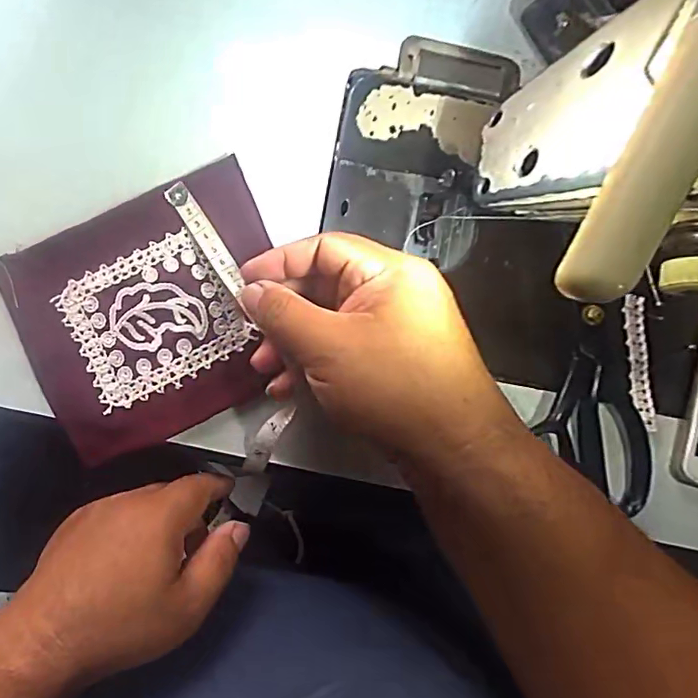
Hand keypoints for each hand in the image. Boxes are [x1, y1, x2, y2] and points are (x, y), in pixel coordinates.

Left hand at [0, 474, 246, 687]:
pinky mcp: (73, 523)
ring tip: (157, 563)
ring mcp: (95, 508)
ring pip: (139, 503)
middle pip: (168, 492)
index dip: (219, 487)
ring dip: (157, 520)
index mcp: (159, 513)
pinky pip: (114, 513)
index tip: (230, 496)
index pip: (198, 484)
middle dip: (188, 511)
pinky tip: (121, 564)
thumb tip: (237, 527)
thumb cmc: (125, 623)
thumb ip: (219, 560)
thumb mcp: (188, 604)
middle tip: (196, 549)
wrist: (49, 634)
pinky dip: (129, 526)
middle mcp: (126, 500)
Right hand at [238, 233, 525, 463]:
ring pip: (324, 320)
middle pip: (320, 285)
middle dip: (281, 312)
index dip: (278, 262)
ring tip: (269, 365)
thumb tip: (254, 292)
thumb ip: (281, 313)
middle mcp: (393, 294)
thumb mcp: (326, 346)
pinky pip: (337, 346)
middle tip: (254, 329)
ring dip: (289, 341)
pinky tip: (291, 383)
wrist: (450, 450)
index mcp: (390, 274)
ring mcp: (391, 327)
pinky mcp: (385, 358)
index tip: (247, 281)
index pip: (322, 248)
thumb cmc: (407, 394)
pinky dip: (309, 361)